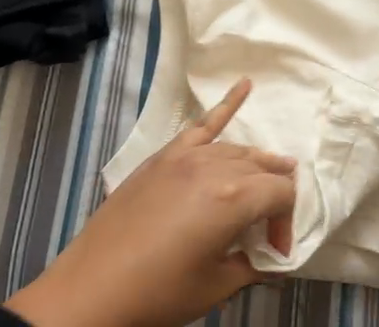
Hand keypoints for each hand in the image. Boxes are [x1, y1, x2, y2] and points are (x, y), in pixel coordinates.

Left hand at [4, 79, 295, 326]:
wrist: (92, 288)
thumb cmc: (157, 292)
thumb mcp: (214, 287)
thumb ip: (251, 266)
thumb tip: (273, 261)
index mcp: (232, 200)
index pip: (281, 195)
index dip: (286, 223)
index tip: (275, 253)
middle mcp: (213, 167)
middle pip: (260, 169)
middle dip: (273, 197)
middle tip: (272, 228)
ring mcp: (186, 157)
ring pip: (235, 150)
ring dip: (256, 165)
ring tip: (273, 175)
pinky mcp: (164, 156)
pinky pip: (201, 125)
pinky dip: (226, 105)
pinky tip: (245, 85)